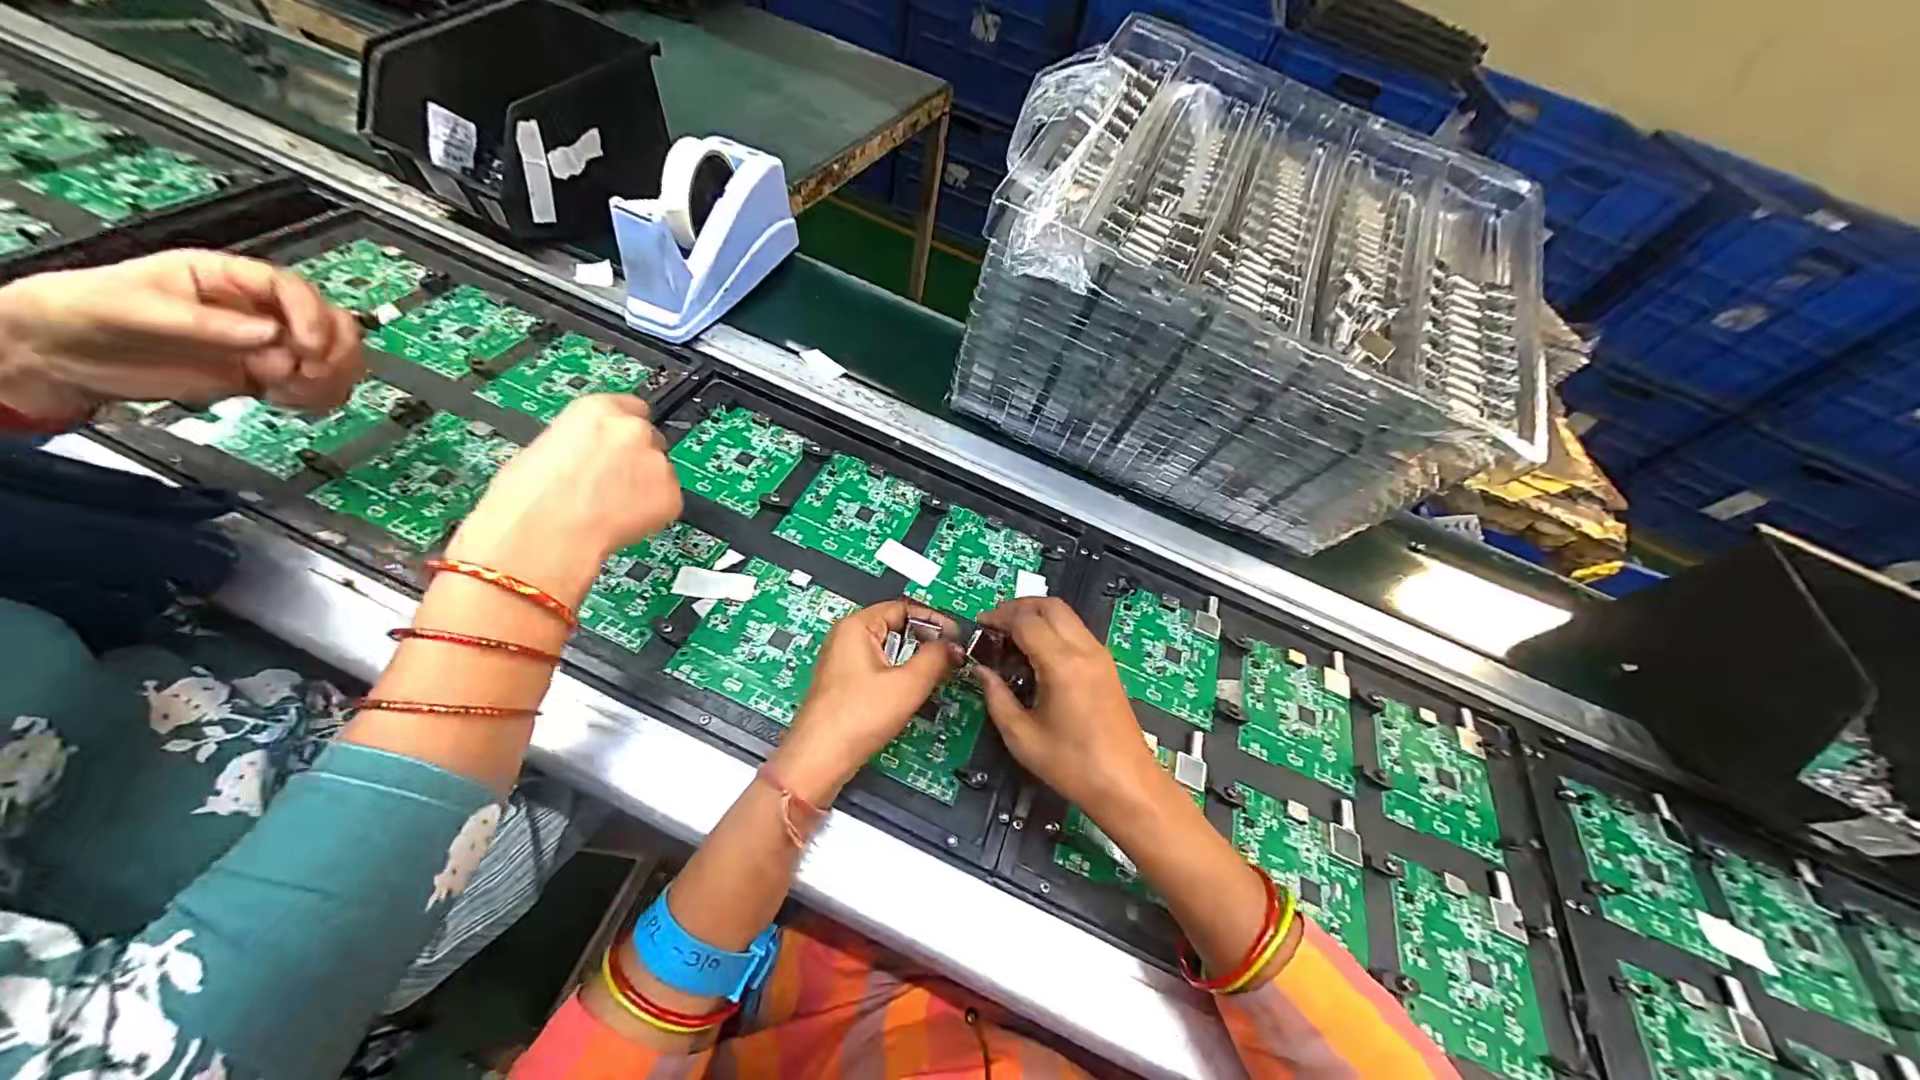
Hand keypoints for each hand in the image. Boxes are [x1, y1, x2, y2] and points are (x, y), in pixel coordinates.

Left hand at [0, 249, 363, 422]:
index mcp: (229, 280)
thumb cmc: (84, 314)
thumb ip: (207, 323)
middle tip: (311, 373)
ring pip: (336, 356)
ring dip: (330, 377)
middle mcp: (261, 311)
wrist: (57, 357)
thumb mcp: (136, 309)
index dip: (312, 317)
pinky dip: (317, 397)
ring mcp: (269, 345)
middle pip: (333, 323)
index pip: (294, 290)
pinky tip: (288, 400)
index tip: (308, 347)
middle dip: (333, 351)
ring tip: (294, 391)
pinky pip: (318, 385)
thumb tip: (272, 334)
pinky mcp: (268, 376)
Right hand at [446, 394, 679, 602]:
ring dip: (643, 486)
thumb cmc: (528, 498)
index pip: (630, 407)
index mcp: (598, 410)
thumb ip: (581, 440)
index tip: (621, 442)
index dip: (623, 429)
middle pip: (647, 439)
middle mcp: (633, 430)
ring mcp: (657, 463)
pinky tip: (622, 520)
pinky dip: (652, 511)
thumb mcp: (544, 447)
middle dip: (635, 460)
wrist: (544, 533)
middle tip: (611, 483)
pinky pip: (667, 501)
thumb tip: (591, 451)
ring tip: (609, 507)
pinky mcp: (671, 496)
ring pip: (658, 472)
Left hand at [776, 600, 960, 804]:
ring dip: (915, 660)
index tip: (955, 637)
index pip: (904, 607)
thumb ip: (936, 658)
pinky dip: (900, 674)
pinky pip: (880, 668)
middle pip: (897, 627)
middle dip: (926, 641)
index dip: (934, 620)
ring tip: (937, 674)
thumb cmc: (854, 719)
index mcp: (856, 627)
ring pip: (890, 650)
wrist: (820, 760)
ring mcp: (844, 662)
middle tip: (951, 657)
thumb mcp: (907, 684)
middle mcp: (846, 638)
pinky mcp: (846, 684)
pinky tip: (913, 690)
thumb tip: (952, 646)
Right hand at [974, 597, 1158, 811]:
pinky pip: (1077, 632)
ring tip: (1012, 637)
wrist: (1127, 786)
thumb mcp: (1022, 737)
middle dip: (1018, 606)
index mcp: (1062, 665)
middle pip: (1050, 605)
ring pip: (1067, 614)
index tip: (981, 626)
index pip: (1026, 621)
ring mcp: (1100, 657)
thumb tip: (982, 672)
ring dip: (1037, 615)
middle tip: (995, 623)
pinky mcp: (1107, 667)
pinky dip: (1054, 629)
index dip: (999, 617)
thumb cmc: (1074, 766)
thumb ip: (997, 698)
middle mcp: (1085, 651)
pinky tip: (1036, 653)